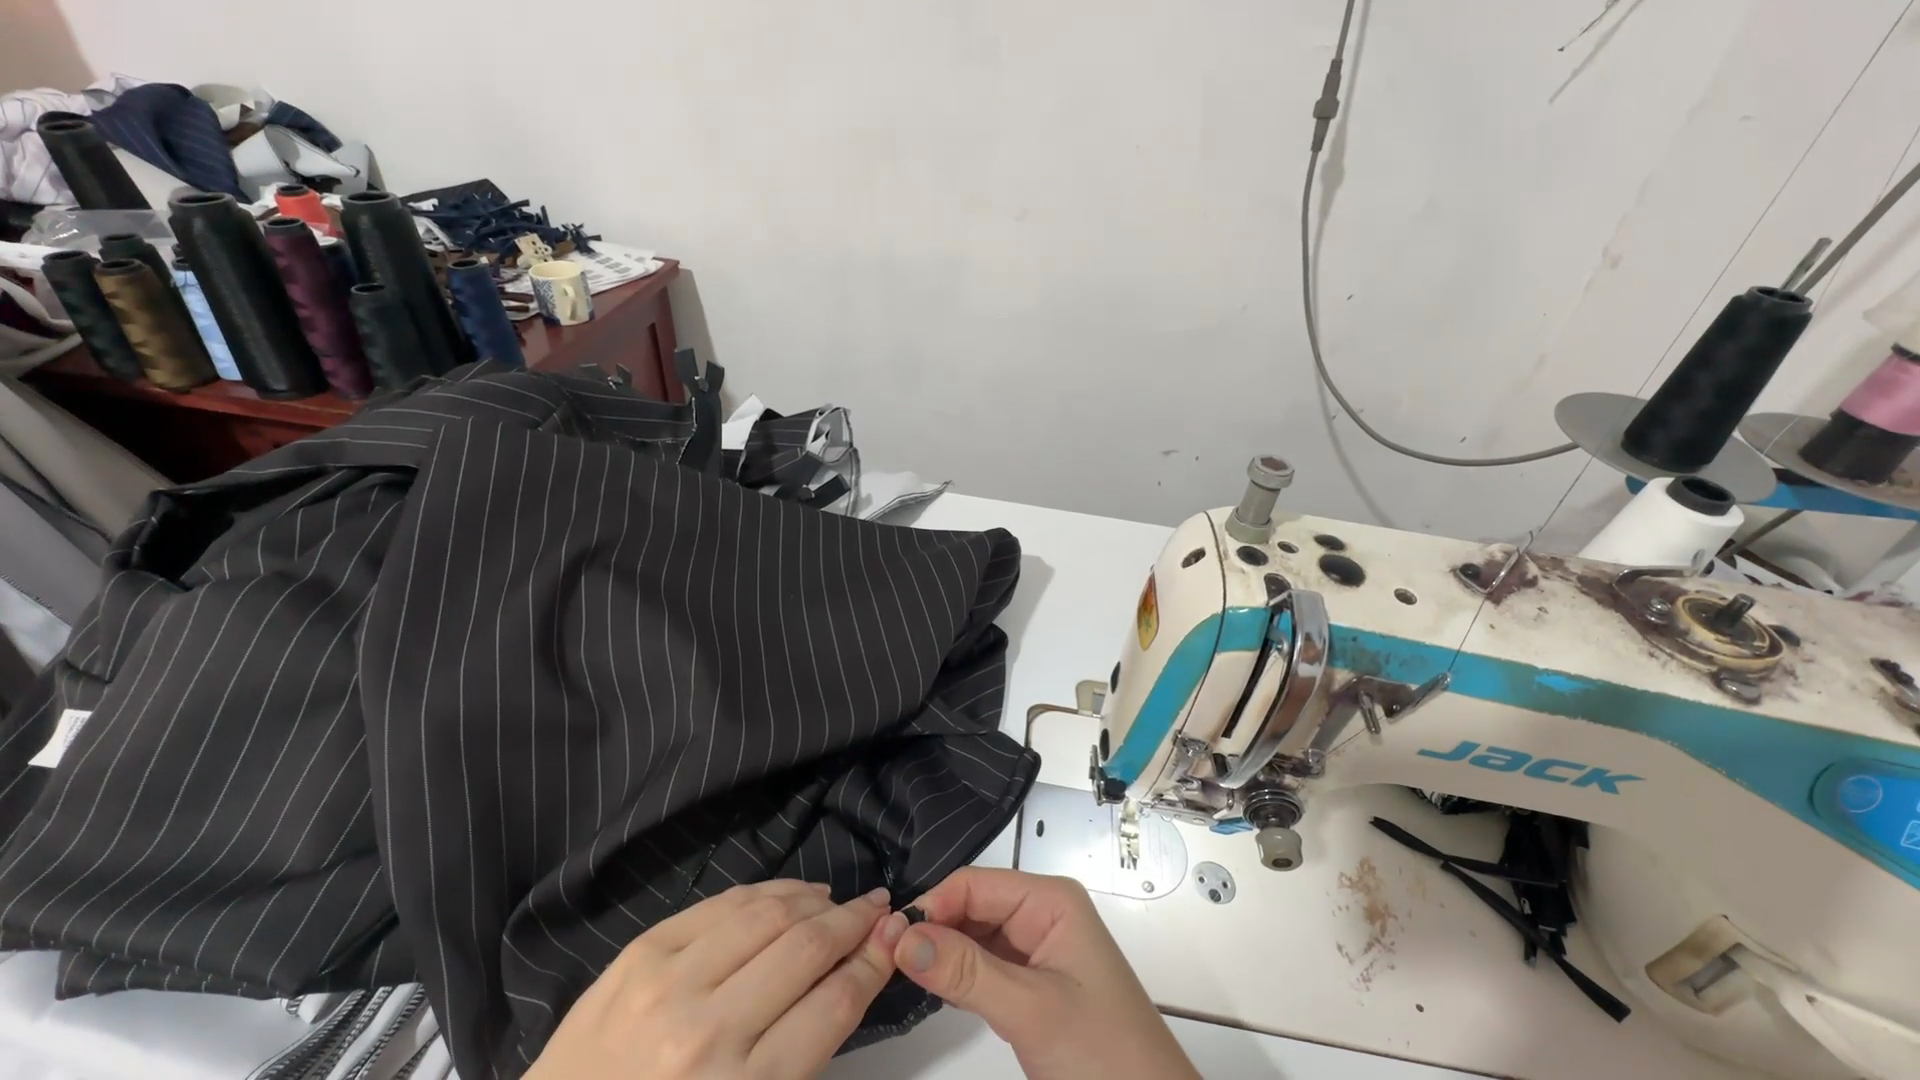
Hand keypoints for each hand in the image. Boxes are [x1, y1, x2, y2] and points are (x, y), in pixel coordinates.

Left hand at [526, 879, 907, 1079]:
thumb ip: (801, 1055)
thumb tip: (850, 978)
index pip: (834, 1005)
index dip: (873, 964)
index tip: (893, 942)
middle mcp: (708, 1031)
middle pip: (807, 949)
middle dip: (854, 923)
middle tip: (878, 910)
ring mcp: (668, 984)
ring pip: (767, 915)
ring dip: (815, 900)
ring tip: (838, 900)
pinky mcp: (639, 954)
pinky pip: (721, 906)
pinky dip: (766, 893)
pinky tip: (789, 895)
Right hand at [892, 868, 1198, 1079]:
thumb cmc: (1102, 1052)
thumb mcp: (1031, 1009)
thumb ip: (965, 972)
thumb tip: (900, 938)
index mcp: (1050, 900)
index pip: (973, 884)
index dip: (930, 906)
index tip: (886, 939)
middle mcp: (1041, 913)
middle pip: (970, 906)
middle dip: (931, 927)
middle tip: (883, 957)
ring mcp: (1035, 948)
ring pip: (972, 936)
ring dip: (939, 951)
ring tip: (895, 968)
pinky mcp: (1029, 982)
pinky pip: (981, 964)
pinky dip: (955, 974)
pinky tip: (929, 984)